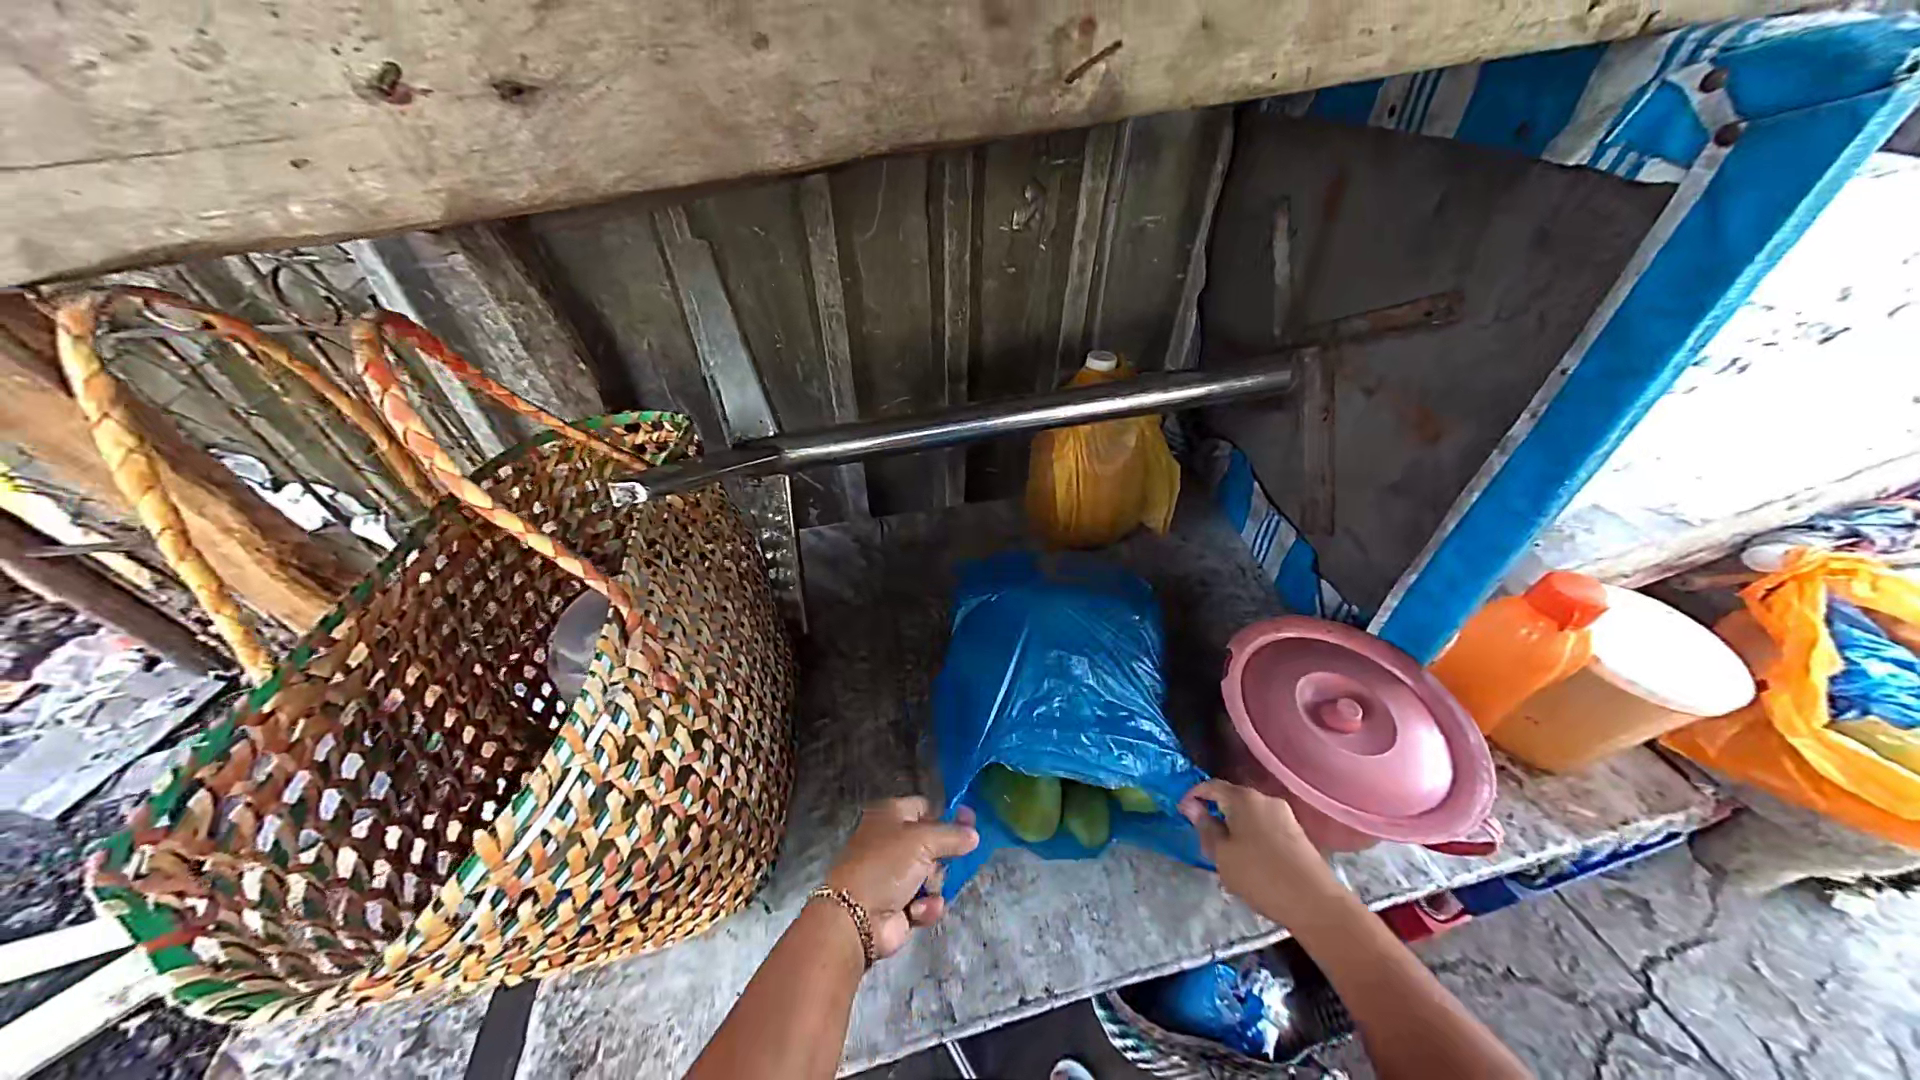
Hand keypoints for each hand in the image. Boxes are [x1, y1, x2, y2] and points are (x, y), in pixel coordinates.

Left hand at [824, 797, 979, 959]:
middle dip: (941, 858)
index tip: (970, 825)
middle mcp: (893, 841)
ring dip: (933, 886)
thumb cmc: (886, 864)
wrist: (855, 918)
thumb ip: (952, 834)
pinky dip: (925, 907)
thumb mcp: (922, 840)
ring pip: (934, 875)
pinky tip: (916, 912)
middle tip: (944, 863)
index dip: (948, 815)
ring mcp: (896, 875)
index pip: (926, 807)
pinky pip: (927, 901)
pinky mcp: (901, 905)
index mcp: (891, 815)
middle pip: (933, 844)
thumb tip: (974, 834)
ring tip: (924, 892)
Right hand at [1178, 779, 1345, 923]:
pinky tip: (1250, 857)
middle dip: (1215, 811)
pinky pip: (1265, 825)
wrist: (1317, 904)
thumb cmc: (1261, 876)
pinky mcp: (1297, 832)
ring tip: (1226, 850)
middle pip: (1232, 798)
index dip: (1193, 796)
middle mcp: (1265, 798)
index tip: (1182, 812)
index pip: (1211, 786)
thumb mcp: (1222, 854)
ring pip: (1250, 813)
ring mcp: (1284, 814)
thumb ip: (1205, 827)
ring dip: (1235, 825)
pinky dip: (1252, 834)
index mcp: (1243, 798)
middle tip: (1203, 835)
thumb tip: (1192, 807)